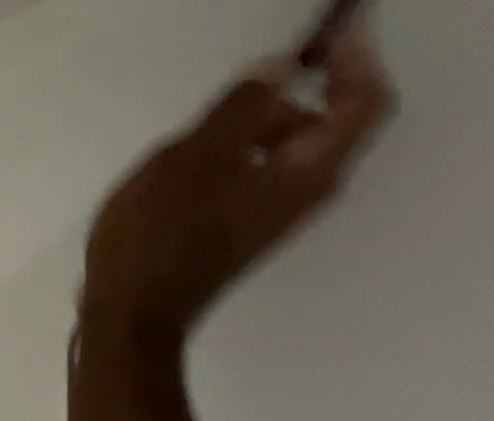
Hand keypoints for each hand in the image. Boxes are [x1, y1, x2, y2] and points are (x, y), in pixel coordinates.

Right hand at [82, 16, 395, 342]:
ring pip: (283, 157)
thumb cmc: (159, 238)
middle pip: (324, 128)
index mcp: (305, 174)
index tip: (328, 28)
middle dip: (298, 92)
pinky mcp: (233, 238)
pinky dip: (238, 157)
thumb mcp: (194, 157)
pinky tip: (191, 164)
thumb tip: (278, 71)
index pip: (364, 100)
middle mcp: (299, 199)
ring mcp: (265, 223)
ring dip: (258, 128)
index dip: (355, 54)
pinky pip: (252, 180)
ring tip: (207, 124)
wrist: (128, 319)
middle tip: (256, 74)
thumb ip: (242, 106)